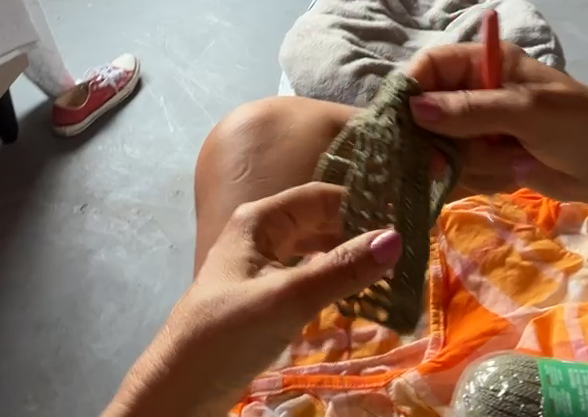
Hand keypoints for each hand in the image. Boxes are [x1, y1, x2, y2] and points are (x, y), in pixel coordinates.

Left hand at [105, 183, 400, 416]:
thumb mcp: (287, 298)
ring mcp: (261, 267)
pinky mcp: (264, 297)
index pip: (320, 196)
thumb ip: (340, 270)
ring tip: (394, 268)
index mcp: (260, 219)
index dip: (360, 202)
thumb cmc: (226, 333)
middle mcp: (262, 235)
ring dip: (348, 258)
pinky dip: (334, 281)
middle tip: (408, 245)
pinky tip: (359, 295)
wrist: (179, 391)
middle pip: (319, 222)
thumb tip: (396, 238)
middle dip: (359, 231)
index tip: (405, 213)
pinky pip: (308, 277)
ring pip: (315, 251)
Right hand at [405, 42, 587, 205]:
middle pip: (428, 110)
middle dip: (441, 138)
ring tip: (513, 162)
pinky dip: (480, 178)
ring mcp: (481, 127)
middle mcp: (476, 91)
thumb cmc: (580, 124)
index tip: (404, 122)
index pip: (431, 65)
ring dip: (470, 161)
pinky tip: (514, 174)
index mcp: (484, 62)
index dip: (413, 88)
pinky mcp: (488, 158)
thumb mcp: (526, 110)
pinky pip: (462, 170)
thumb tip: (414, 109)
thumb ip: (470, 110)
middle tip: (452, 161)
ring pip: (443, 146)